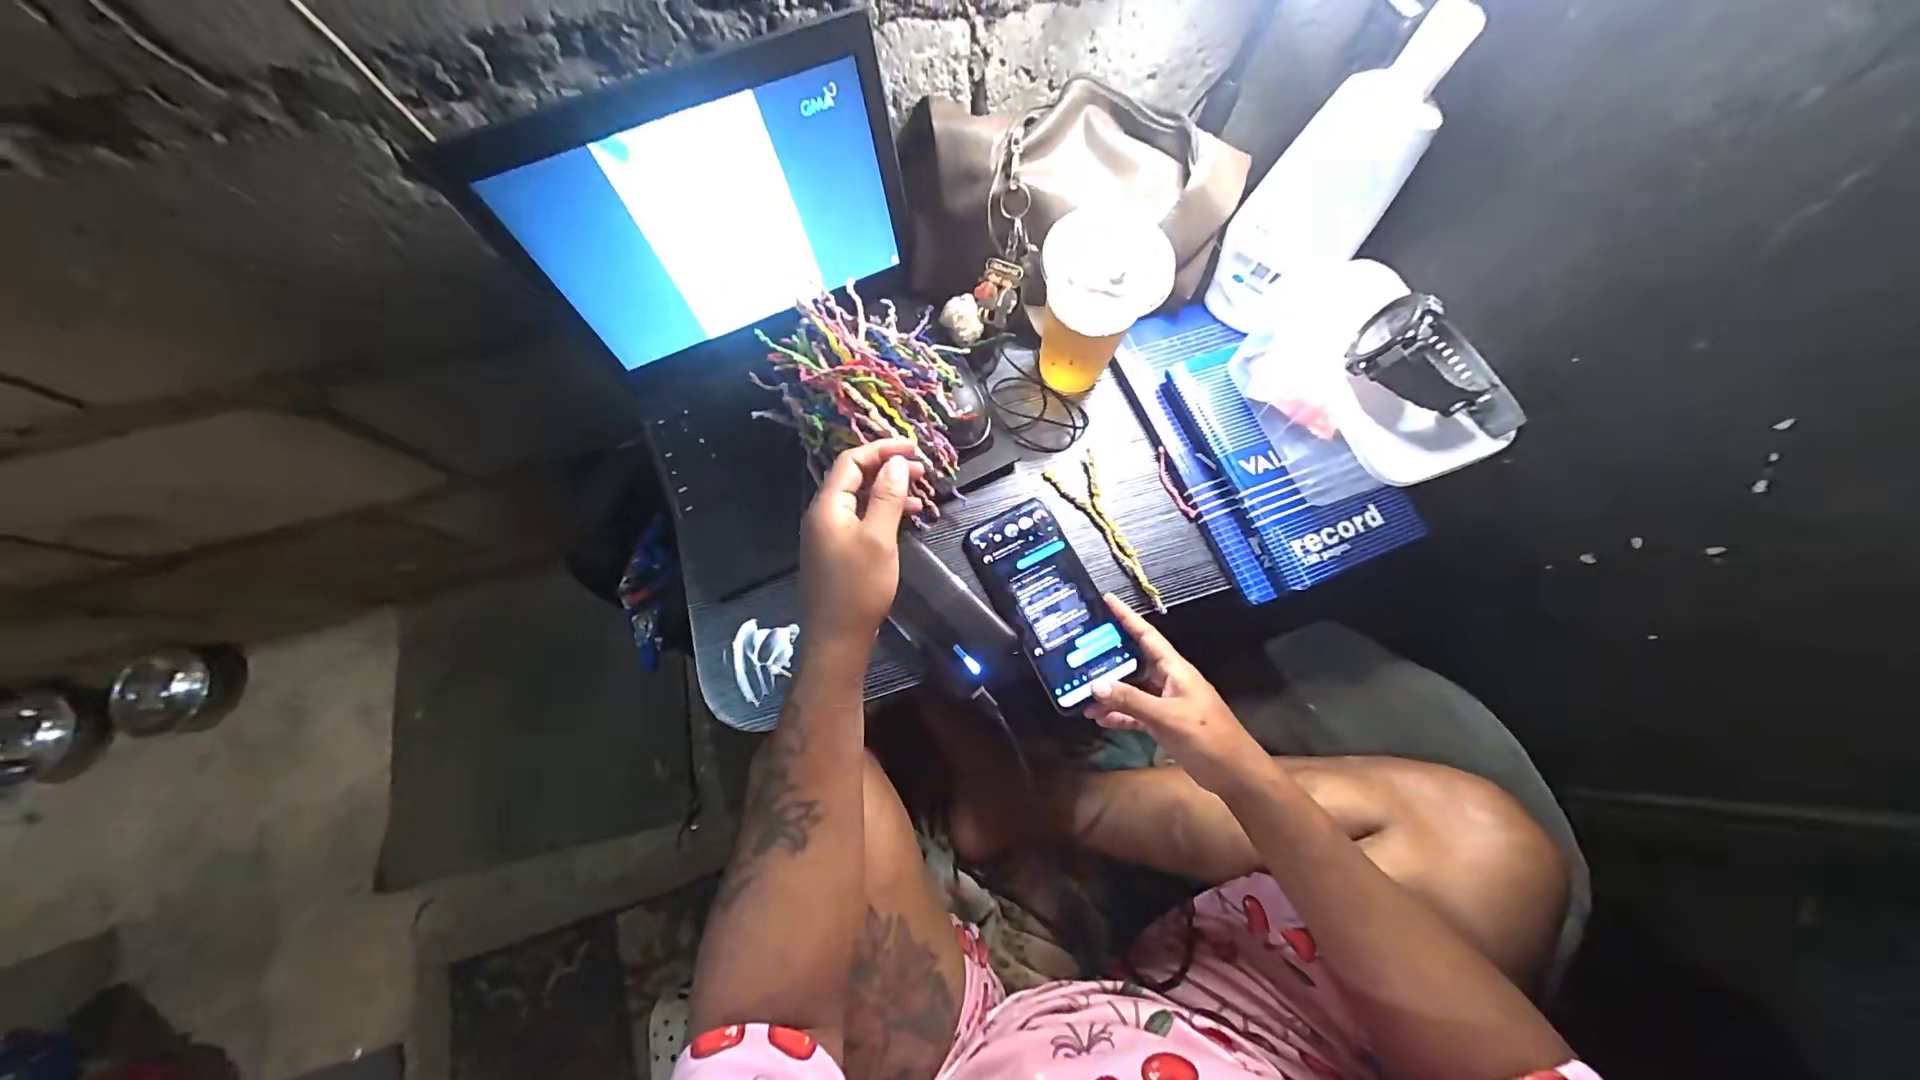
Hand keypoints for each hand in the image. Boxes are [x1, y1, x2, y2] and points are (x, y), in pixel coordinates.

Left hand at [799, 439, 926, 645]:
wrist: (836, 639)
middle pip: (854, 478)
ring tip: (921, 494)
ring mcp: (828, 534)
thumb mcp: (878, 538)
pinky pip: (860, 520)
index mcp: (827, 506)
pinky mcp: (837, 552)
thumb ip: (886, 497)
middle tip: (922, 470)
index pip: (851, 461)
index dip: (882, 449)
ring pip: (860, 500)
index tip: (913, 448)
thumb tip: (895, 462)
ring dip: (888, 492)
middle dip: (888, 469)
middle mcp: (823, 515)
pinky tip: (905, 519)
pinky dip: (882, 513)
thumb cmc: (858, 587)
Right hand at [1083, 594, 1271, 796]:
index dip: (1127, 617)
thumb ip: (1131, 700)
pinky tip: (1098, 718)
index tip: (1107, 599)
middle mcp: (1168, 680)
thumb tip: (1096, 684)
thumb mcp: (1167, 717)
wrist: (1235, 774)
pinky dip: (1118, 714)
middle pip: (1133, 662)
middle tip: (1079, 652)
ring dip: (1109, 692)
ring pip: (1130, 690)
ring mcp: (1165, 703)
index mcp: (1175, 669)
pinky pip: (1134, 712)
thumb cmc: (1207, 737)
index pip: (1147, 635)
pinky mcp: (1163, 723)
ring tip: (1081, 694)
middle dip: (1107, 658)